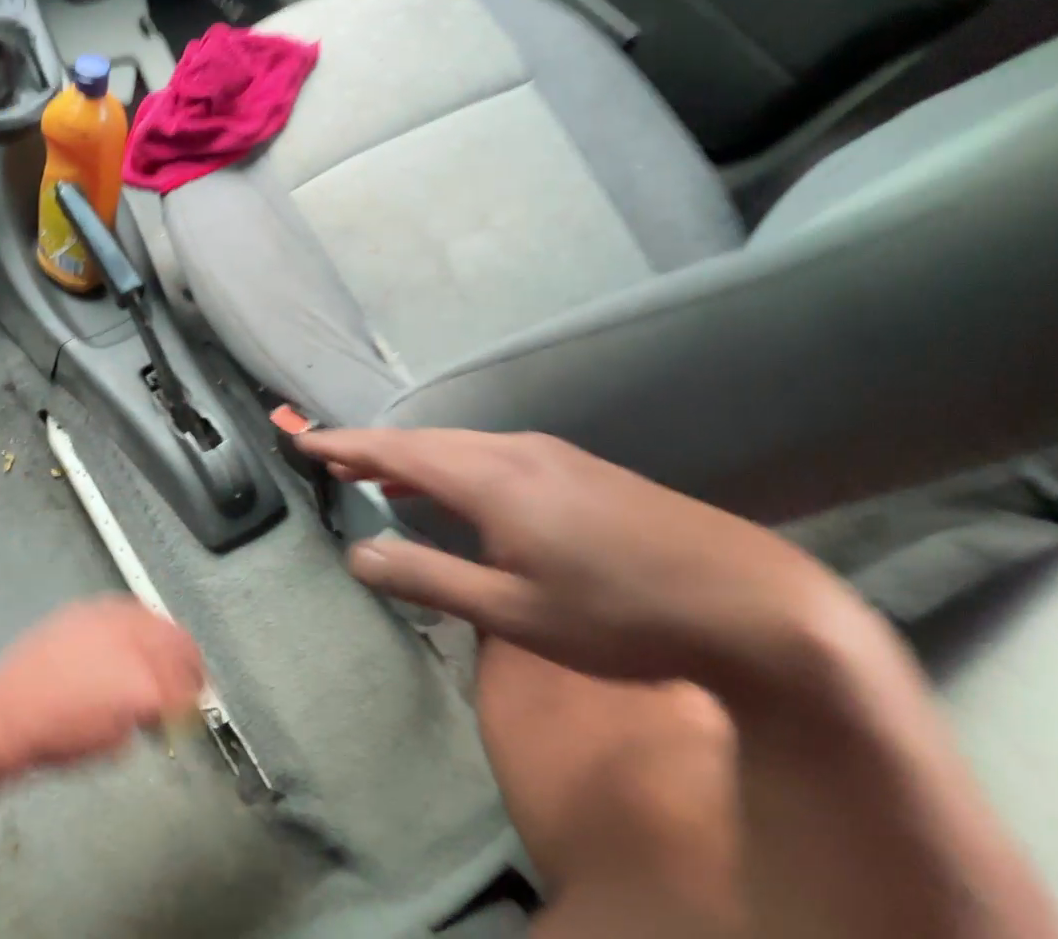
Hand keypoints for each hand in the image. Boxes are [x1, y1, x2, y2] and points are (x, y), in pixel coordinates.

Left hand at [0, 596, 205, 768]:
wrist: (8, 713)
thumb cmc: (58, 737)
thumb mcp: (115, 740)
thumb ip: (146, 717)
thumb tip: (157, 708)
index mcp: (144, 684)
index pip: (187, 687)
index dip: (195, 699)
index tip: (194, 704)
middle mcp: (132, 644)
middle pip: (180, 644)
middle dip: (191, 663)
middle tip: (193, 678)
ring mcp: (108, 621)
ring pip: (157, 620)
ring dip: (169, 638)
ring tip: (169, 653)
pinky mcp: (87, 610)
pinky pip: (127, 608)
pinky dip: (140, 622)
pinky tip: (137, 634)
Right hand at [300, 429, 868, 690]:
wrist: (754, 605)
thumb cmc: (620, 616)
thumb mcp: (512, 613)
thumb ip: (428, 579)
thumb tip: (356, 555)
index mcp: (494, 479)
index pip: (398, 451)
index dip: (346, 446)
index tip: (303, 441)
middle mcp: (520, 452)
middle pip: (429, 441)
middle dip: (375, 451)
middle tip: (332, 462)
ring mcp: (558, 457)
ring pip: (465, 446)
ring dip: (416, 460)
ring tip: (381, 479)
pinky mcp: (585, 472)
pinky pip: (496, 456)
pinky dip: (455, 468)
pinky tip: (456, 493)